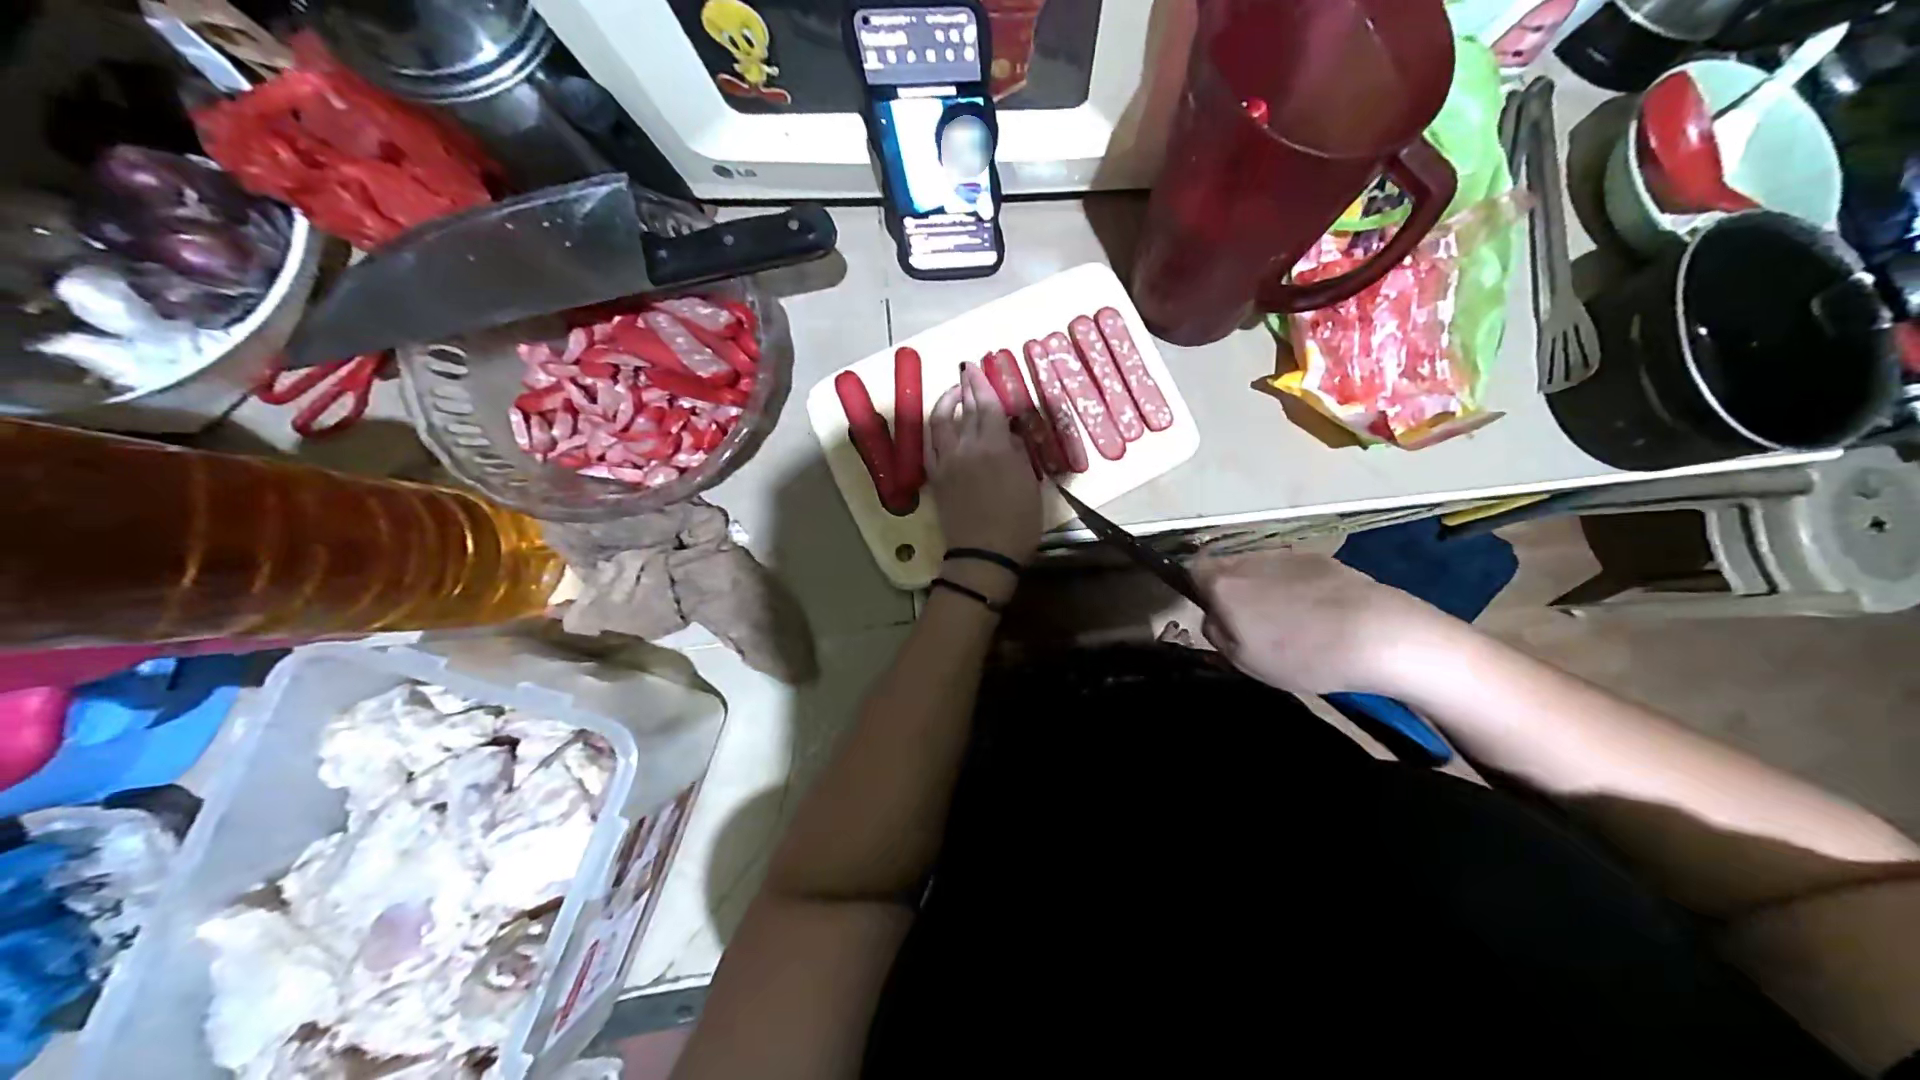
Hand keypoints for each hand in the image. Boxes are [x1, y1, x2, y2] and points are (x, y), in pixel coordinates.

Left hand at [928, 361, 1041, 565]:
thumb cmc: (1018, 523)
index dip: (982, 384)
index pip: (987, 405)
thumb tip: (1010, 432)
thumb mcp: (1030, 483)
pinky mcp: (936, 477)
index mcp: (994, 447)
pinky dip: (936, 428)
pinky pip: (931, 444)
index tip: (978, 366)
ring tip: (953, 393)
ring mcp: (947, 462)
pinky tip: (941, 424)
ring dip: (946, 403)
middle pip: (964, 409)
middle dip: (966, 387)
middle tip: (967, 371)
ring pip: (940, 423)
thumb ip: (1018, 452)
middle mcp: (966, 448)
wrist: (984, 554)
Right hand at [1193, 552, 1463, 695]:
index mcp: (1222, 582)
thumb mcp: (1242, 660)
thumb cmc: (1300, 653)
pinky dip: (1298, 590)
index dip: (1197, 590)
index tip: (1214, 615)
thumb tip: (1213, 616)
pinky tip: (1320, 617)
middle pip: (1227, 568)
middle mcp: (1249, 559)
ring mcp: (1287, 555)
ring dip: (1266, 590)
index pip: (1191, 570)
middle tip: (1252, 625)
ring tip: (1292, 624)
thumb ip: (1215, 633)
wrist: (1378, 634)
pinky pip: (1294, 573)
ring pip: (1261, 570)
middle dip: (1233, 591)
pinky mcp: (1322, 559)